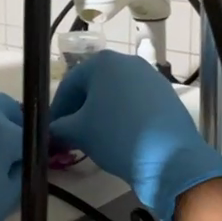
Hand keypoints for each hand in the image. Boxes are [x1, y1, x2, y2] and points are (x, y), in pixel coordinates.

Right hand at [50, 50, 221, 220]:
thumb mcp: (79, 132)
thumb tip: (51, 131)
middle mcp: (128, 62)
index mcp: (103, 63)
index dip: (57, 109)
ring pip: (114, 95)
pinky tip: (118, 137)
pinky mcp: (166, 96)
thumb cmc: (117, 136)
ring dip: (99, 114)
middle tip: (70, 135)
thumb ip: (58, 127)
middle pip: (93, 87)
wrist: (170, 158)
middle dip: (78, 111)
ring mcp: (150, 78)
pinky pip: (134, 103)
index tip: (51, 130)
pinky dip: (121, 117)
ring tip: (93, 138)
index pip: (69, 85)